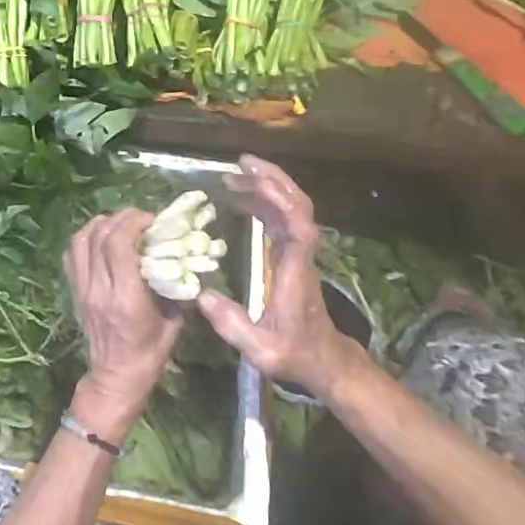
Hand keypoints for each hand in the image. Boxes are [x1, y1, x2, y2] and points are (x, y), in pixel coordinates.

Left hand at [64, 209, 183, 437]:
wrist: (116, 376)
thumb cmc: (150, 351)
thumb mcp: (174, 320)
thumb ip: (174, 286)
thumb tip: (180, 255)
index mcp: (126, 298)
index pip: (119, 244)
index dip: (134, 222)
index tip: (152, 221)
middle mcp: (99, 289)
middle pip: (100, 236)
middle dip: (121, 218)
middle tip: (140, 220)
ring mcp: (82, 290)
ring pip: (81, 241)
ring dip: (101, 224)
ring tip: (120, 224)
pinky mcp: (74, 292)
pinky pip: (72, 255)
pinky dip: (85, 239)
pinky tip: (102, 239)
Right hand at [197, 155, 368, 397]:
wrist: (323, 360)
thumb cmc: (295, 355)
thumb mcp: (262, 350)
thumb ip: (232, 325)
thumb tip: (202, 295)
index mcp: (296, 271)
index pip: (298, 226)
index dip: (281, 199)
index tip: (255, 181)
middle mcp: (301, 255)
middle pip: (297, 206)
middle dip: (272, 180)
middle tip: (239, 164)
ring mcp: (298, 254)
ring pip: (289, 209)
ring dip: (265, 189)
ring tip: (231, 178)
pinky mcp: (291, 257)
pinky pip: (280, 220)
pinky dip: (262, 205)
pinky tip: (239, 202)